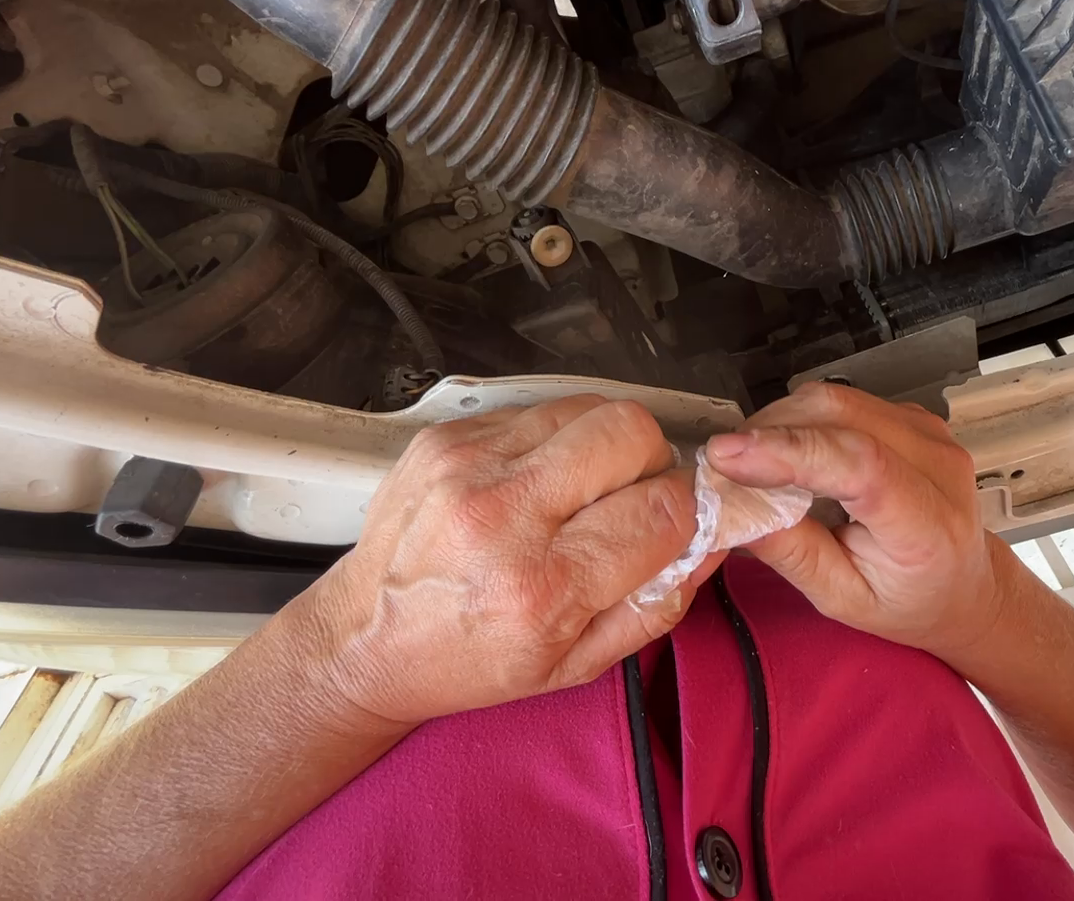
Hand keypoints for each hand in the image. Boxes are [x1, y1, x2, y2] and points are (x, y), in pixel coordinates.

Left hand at [301, 395, 716, 727]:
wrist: (361, 640)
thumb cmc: (470, 662)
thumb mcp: (578, 666)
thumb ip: (659, 604)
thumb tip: (712, 540)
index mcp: (542, 589)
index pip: (661, 511)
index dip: (688, 508)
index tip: (678, 517)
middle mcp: (503, 515)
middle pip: (629, 432)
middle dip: (652, 460)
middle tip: (632, 494)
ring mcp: (469, 464)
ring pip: (591, 407)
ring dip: (606, 443)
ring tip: (583, 484)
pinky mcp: (447, 435)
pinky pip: (542, 409)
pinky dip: (559, 437)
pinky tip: (537, 477)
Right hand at [704, 382, 1012, 659]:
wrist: (963, 585)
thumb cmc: (908, 600)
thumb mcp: (843, 599)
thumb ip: (791, 552)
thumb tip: (731, 507)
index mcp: (927, 525)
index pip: (860, 464)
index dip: (790, 451)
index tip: (726, 457)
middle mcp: (937, 464)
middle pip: (840, 415)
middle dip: (768, 431)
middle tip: (725, 466)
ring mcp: (926, 431)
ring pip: (834, 398)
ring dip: (778, 421)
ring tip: (752, 462)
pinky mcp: (908, 416)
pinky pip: (841, 400)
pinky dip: (799, 418)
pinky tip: (786, 452)